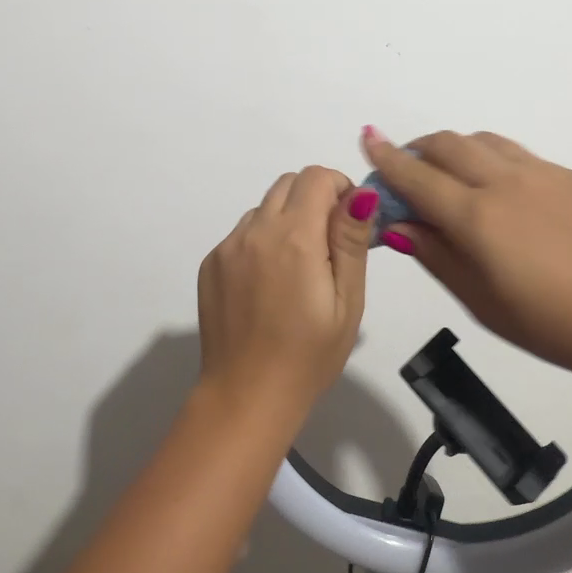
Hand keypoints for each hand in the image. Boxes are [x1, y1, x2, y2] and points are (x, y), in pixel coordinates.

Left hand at [196, 166, 379, 415]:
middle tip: (329, 245)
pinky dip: (261, 242)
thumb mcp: (347, 301)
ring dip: (286, 221)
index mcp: (294, 237)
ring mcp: (227, 246)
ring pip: (263, 208)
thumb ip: (351, 241)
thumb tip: (361, 193)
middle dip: (315, 199)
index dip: (340, 188)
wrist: (246, 395)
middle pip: (288, 184)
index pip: (316, 177)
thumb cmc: (309, 355)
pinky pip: (242, 234)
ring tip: (297, 271)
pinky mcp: (211, 264)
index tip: (350, 222)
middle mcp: (255, 230)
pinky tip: (269, 285)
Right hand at [363, 128, 571, 395]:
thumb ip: (438, 256)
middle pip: (447, 145)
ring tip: (451, 175)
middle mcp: (507, 182)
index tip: (367, 142)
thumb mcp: (484, 304)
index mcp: (478, 216)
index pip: (417, 177)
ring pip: (485, 142)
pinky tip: (507, 199)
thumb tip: (400, 225)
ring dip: (456, 149)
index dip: (387, 160)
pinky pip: (522, 157)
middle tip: (406, 170)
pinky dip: (495, 163)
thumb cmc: (556, 329)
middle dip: (417, 150)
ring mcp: (547, 174)